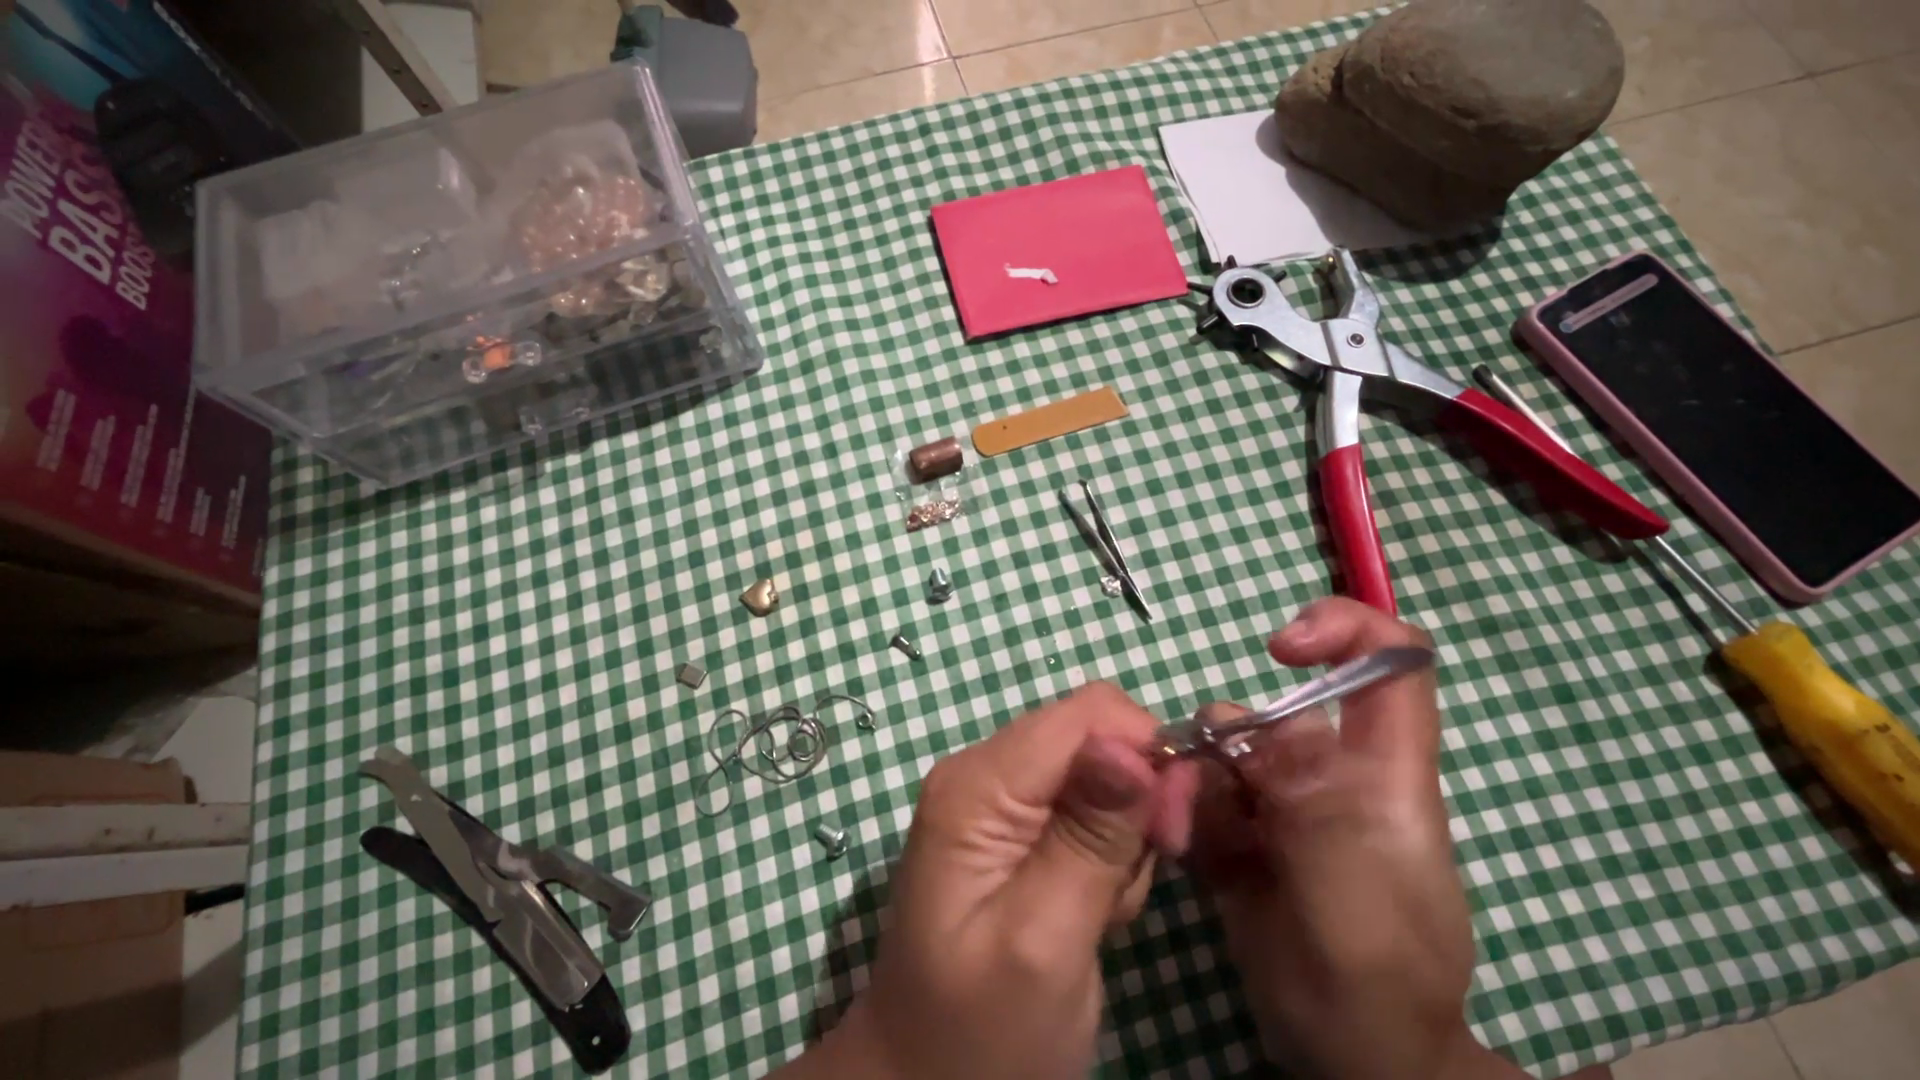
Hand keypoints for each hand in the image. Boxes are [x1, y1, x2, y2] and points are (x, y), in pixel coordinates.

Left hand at [778, 682, 1198, 1079]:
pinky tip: (1088, 912)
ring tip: (1099, 912)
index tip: (1168, 835)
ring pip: (1102, 780)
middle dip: (1136, 805)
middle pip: (1096, 740)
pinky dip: (1107, 861)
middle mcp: (984, 775)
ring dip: (1123, 843)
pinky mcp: (1016, 834)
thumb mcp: (1045, 940)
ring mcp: (998, 805)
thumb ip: (1089, 838)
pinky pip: (1089, 817)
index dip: (1144, 757)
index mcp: (978, 784)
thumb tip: (1128, 740)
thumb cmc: (980, 1029)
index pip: (1087, 714)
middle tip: (1127, 887)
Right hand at [1187, 597, 1522, 1079]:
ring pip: (1226, 753)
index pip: (1393, 664)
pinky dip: (1182, 814)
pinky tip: (1183, 849)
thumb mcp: (1354, 892)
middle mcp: (1331, 777)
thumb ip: (1312, 805)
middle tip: (1197, 785)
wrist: (1353, 1060)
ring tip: (1188, 832)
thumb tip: (1258, 723)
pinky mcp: (1243, 841)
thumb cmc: (1377, 976)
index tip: (1280, 647)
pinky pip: (1200, 800)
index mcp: (1383, 773)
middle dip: (1228, 733)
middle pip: (1276, 710)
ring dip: (1196, 780)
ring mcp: (1283, 810)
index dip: (1346, 629)